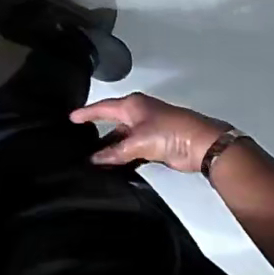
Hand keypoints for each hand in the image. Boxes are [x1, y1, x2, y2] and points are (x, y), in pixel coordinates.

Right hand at [70, 93, 229, 173]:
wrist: (202, 144)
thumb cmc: (172, 132)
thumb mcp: (139, 141)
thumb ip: (115, 151)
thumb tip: (95, 159)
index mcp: (133, 105)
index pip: (103, 108)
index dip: (86, 113)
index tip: (70, 118)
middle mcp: (138, 114)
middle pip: (112, 125)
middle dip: (97, 136)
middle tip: (78, 147)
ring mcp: (147, 130)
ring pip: (122, 141)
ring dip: (111, 151)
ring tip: (91, 163)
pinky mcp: (155, 145)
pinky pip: (132, 152)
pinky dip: (123, 159)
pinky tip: (112, 169)